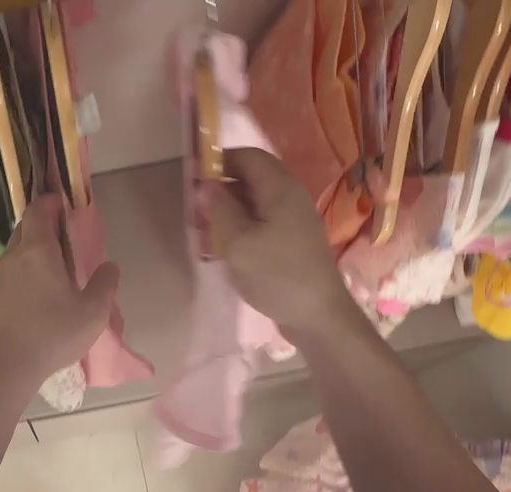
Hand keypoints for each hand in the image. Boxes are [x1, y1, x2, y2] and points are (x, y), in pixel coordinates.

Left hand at [0, 195, 119, 392]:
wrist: (10, 367)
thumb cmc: (54, 334)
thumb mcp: (93, 312)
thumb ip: (105, 284)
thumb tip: (109, 267)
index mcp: (37, 250)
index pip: (39, 209)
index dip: (52, 202)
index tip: (66, 206)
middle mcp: (13, 257)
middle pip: (25, 229)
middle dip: (43, 227)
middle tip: (64, 241)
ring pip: (15, 254)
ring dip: (32, 254)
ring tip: (52, 271)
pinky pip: (9, 278)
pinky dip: (23, 277)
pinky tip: (36, 297)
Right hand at [205, 148, 354, 336]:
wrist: (317, 314)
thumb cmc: (277, 275)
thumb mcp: (239, 243)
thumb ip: (220, 211)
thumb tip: (204, 186)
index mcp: (280, 188)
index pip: (248, 157)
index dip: (219, 161)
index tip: (193, 176)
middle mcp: (290, 197)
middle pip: (251, 179)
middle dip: (221, 189)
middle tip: (196, 210)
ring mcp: (293, 221)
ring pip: (255, 204)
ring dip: (229, 213)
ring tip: (205, 233)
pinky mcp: (292, 243)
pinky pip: (262, 225)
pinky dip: (241, 229)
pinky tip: (226, 249)